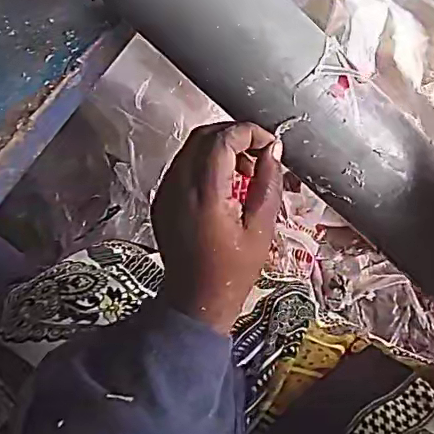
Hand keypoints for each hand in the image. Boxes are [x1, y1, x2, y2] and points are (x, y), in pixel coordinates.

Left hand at [152, 122, 284, 331]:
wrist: (196, 300)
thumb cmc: (232, 271)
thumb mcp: (261, 228)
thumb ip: (268, 183)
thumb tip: (272, 150)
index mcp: (205, 194)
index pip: (222, 140)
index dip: (249, 133)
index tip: (268, 144)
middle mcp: (179, 186)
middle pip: (204, 136)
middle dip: (235, 136)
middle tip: (259, 156)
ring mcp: (166, 191)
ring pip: (191, 148)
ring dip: (220, 149)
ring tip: (245, 173)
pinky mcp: (161, 198)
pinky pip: (182, 165)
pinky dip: (205, 163)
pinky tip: (224, 185)